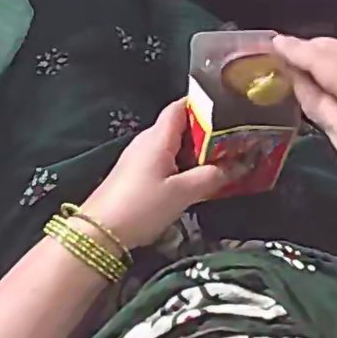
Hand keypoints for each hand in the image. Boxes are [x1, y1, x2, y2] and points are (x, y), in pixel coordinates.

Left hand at [78, 99, 227, 250]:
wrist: (99, 232)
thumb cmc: (142, 206)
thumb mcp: (182, 193)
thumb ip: (211, 177)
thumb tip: (237, 166)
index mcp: (158, 137)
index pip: (180, 106)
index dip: (203, 104)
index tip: (228, 110)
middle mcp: (147, 141)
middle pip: (179, 126)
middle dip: (206, 132)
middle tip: (234, 142)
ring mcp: (139, 157)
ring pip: (173, 145)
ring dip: (195, 151)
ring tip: (222, 161)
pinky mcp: (136, 174)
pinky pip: (165, 160)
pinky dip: (182, 164)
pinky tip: (196, 179)